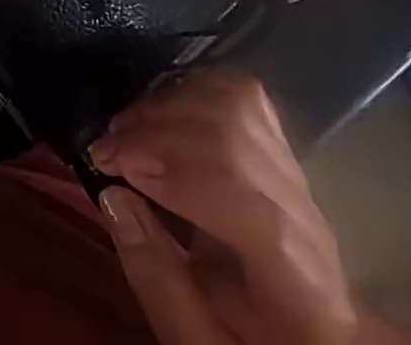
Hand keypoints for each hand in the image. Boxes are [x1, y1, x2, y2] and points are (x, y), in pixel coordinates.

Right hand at [88, 72, 357, 344]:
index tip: (108, 164)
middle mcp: (305, 214)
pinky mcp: (281, 154)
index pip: (241, 191)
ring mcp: (297, 177)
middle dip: (156, 128)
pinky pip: (240, 97)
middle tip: (105, 149)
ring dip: (167, 105)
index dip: (168, 162)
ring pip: (236, 104)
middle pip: (234, 134)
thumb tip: (113, 194)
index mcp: (294, 277)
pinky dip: (190, 91)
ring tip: (127, 132)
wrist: (305, 339)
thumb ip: (157, 282)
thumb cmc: (250, 344)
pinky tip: (160, 115)